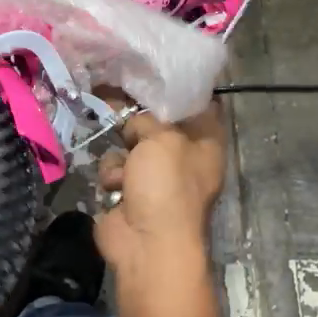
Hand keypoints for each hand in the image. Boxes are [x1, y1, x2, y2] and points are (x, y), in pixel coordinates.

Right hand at [94, 102, 226, 274]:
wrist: (147, 243)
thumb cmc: (166, 186)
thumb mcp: (162, 137)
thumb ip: (147, 118)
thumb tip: (134, 124)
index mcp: (206, 142)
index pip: (196, 104)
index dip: (175, 89)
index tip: (152, 73)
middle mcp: (183, 157)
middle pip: (157, 124)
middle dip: (136, 120)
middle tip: (116, 102)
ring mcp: (154, 178)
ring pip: (129, 146)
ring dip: (121, 155)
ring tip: (125, 170)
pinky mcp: (128, 194)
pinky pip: (114, 170)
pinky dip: (111, 177)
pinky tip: (115, 188)